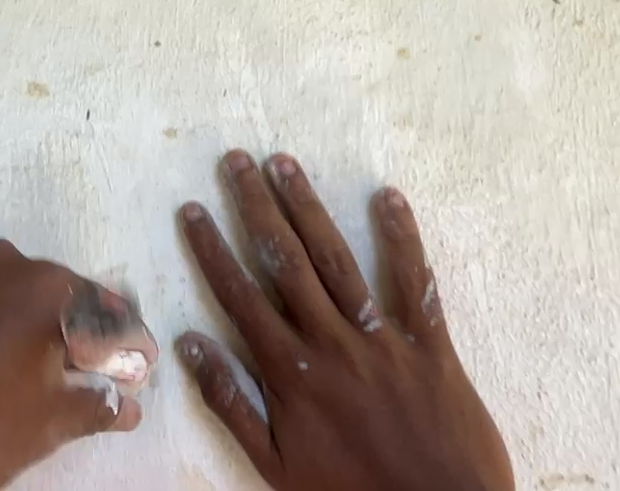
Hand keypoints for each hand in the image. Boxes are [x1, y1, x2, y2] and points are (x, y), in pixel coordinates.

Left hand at [0, 240, 157, 490]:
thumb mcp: (40, 426)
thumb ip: (92, 405)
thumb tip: (127, 403)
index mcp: (44, 288)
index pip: (108, 312)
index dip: (128, 345)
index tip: (139, 370)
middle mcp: (6, 262)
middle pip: (62, 295)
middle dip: (84, 333)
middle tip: (96, 376)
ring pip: (17, 294)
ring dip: (37, 326)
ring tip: (43, 374)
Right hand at [176, 151, 511, 490]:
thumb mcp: (275, 468)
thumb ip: (230, 403)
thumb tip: (187, 345)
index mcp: (291, 370)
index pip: (238, 295)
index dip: (211, 249)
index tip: (192, 209)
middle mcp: (330, 342)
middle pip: (283, 260)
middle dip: (256, 206)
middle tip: (236, 160)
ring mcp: (382, 339)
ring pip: (336, 259)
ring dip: (307, 207)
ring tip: (284, 164)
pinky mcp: (432, 346)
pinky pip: (416, 284)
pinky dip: (403, 238)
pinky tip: (387, 196)